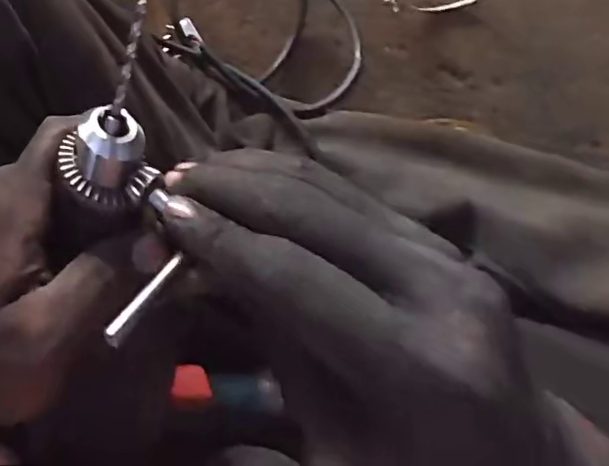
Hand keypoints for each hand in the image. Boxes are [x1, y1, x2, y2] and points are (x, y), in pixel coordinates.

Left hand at [0, 116, 134, 427]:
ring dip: (106, 196)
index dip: (109, 138)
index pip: (64, 131)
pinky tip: (110, 249)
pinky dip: (88, 212)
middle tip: (153, 213)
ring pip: (68, 174)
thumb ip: (100, 278)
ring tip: (141, 233)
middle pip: (72, 150)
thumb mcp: (48, 330)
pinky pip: (58, 196)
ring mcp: (7, 200)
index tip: (147, 174)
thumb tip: (157, 239)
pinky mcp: (10, 220)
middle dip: (116, 174)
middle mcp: (9, 183)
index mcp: (16, 194)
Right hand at [158, 151, 578, 465]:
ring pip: (325, 184)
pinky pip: (346, 190)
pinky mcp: (438, 236)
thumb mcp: (332, 442)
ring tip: (197, 170)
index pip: (293, 276)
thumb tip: (196, 263)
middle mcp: (441, 290)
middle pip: (307, 209)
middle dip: (227, 188)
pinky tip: (245, 173)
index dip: (219, 238)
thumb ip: (269, 339)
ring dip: (251, 170)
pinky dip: (286, 175)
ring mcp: (446, 252)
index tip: (162, 213)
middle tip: (171, 182)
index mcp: (422, 370)